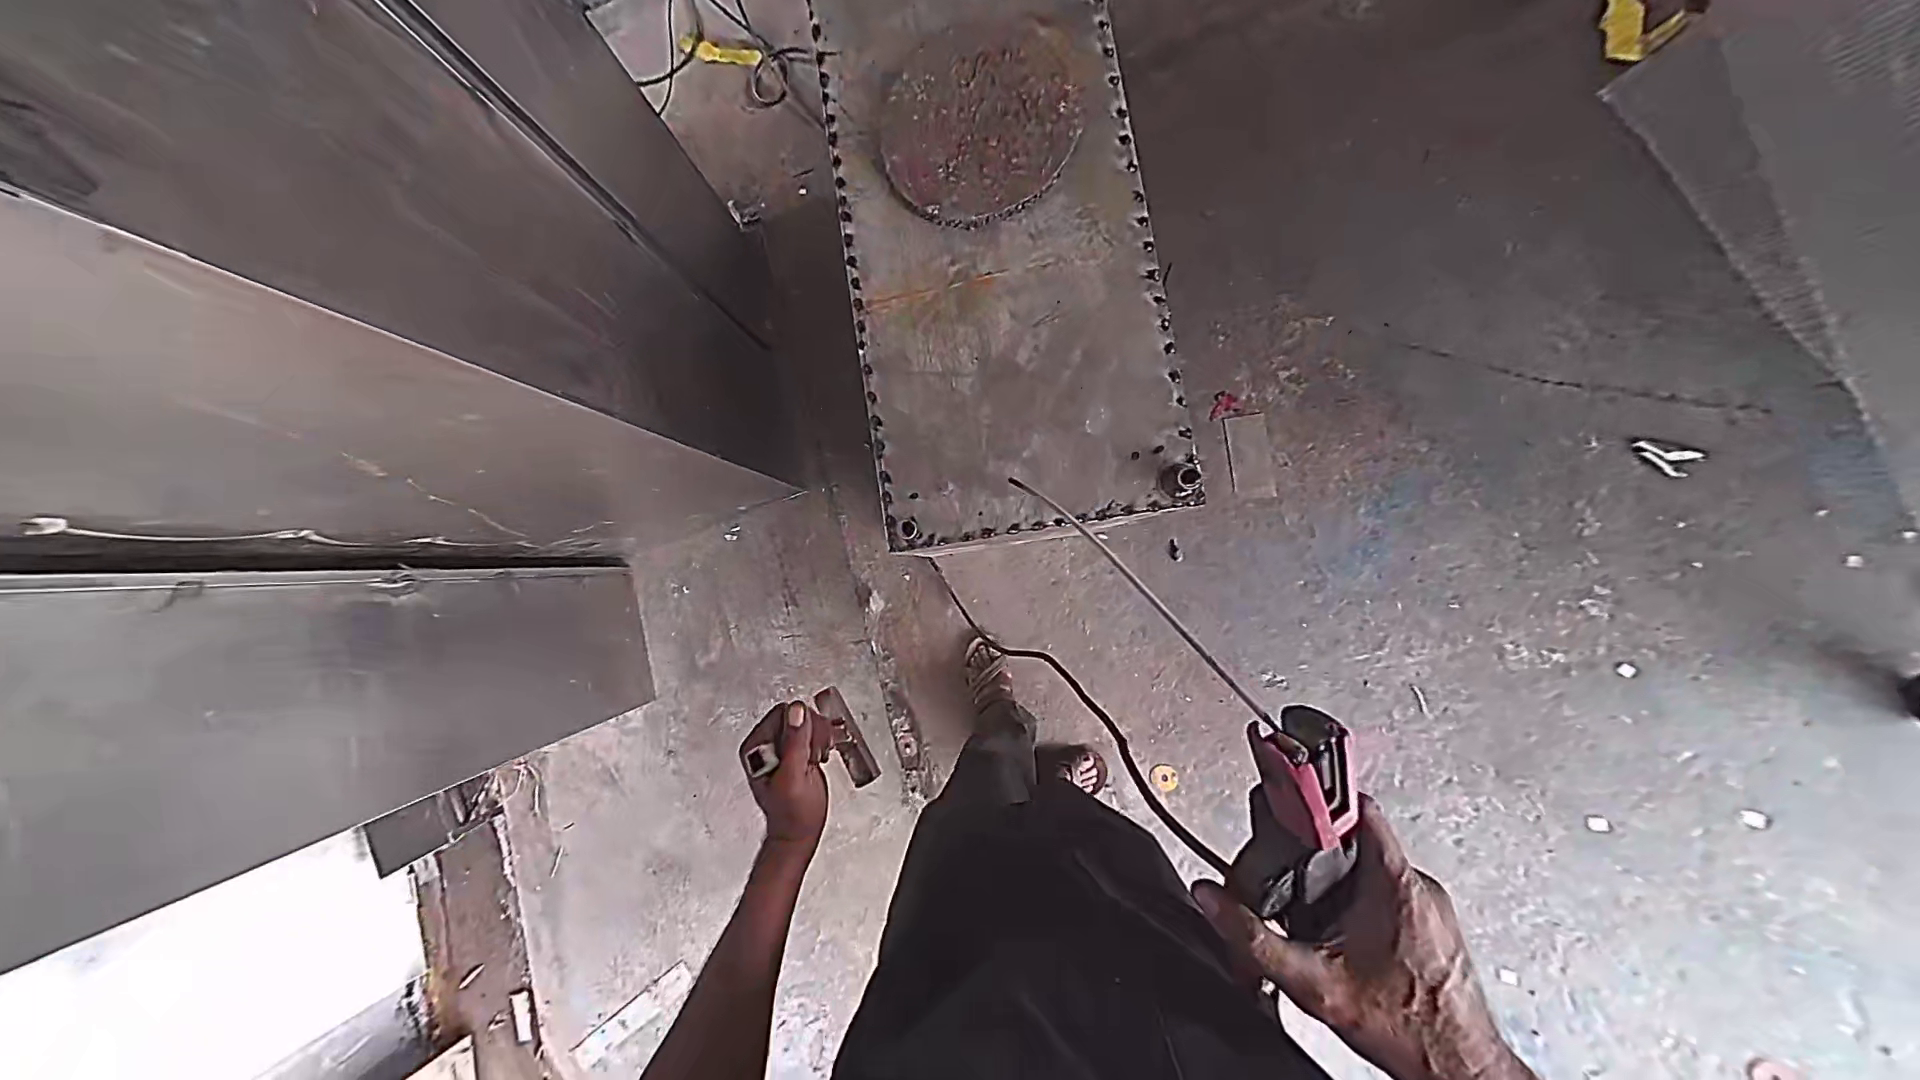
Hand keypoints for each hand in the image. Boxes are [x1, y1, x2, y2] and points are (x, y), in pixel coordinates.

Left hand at [741, 701, 831, 855]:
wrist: (798, 832)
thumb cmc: (792, 813)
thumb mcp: (794, 777)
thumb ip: (795, 742)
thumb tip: (796, 711)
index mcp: (757, 746)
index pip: (783, 713)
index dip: (802, 725)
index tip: (809, 745)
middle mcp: (766, 743)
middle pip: (796, 714)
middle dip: (812, 731)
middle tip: (815, 752)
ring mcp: (781, 747)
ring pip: (807, 721)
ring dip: (819, 736)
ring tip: (817, 756)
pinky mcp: (795, 750)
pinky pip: (812, 731)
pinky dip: (822, 740)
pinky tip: (820, 757)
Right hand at [1193, 796, 1534, 1079]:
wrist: (1461, 1076)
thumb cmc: (1408, 1032)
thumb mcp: (1313, 983)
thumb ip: (1252, 937)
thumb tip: (1211, 899)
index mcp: (1393, 883)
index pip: (1358, 807)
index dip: (1318, 794)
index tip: (1291, 787)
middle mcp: (1416, 887)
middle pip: (1356, 835)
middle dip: (1317, 847)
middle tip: (1291, 870)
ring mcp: (1429, 907)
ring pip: (1370, 864)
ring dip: (1336, 877)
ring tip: (1315, 911)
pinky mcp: (1434, 927)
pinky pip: (1388, 890)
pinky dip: (1359, 899)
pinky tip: (1343, 934)